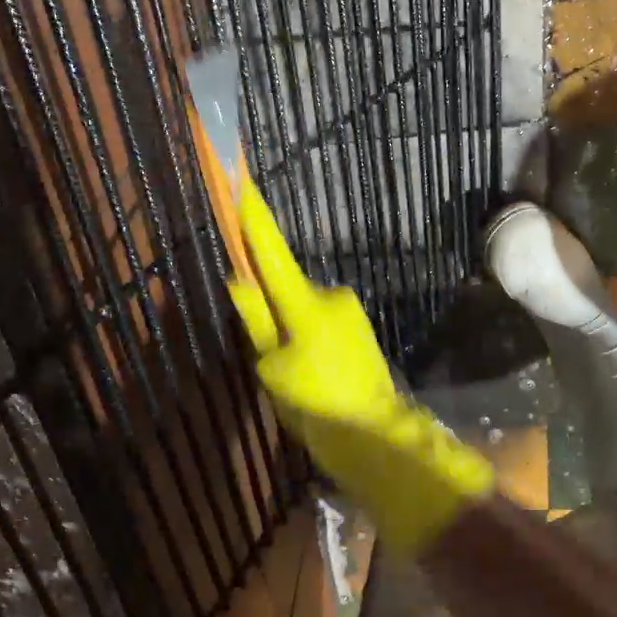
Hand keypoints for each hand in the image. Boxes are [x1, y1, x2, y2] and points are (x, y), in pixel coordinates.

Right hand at [227, 180, 493, 553]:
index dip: (252, 215)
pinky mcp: (359, 325)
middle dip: (270, 306)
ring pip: (302, 307)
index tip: (240, 178)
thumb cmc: (317, 408)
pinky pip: (319, 320)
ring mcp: (349, 310)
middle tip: (267, 353)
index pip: (270, 251)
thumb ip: (255, 320)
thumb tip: (238, 277)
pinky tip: (312, 373)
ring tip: (293, 374)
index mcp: (306, 304)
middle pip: (284, 286)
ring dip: (290, 326)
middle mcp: (332, 295)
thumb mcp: (272, 369)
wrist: (377, 438)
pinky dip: (307, 336)